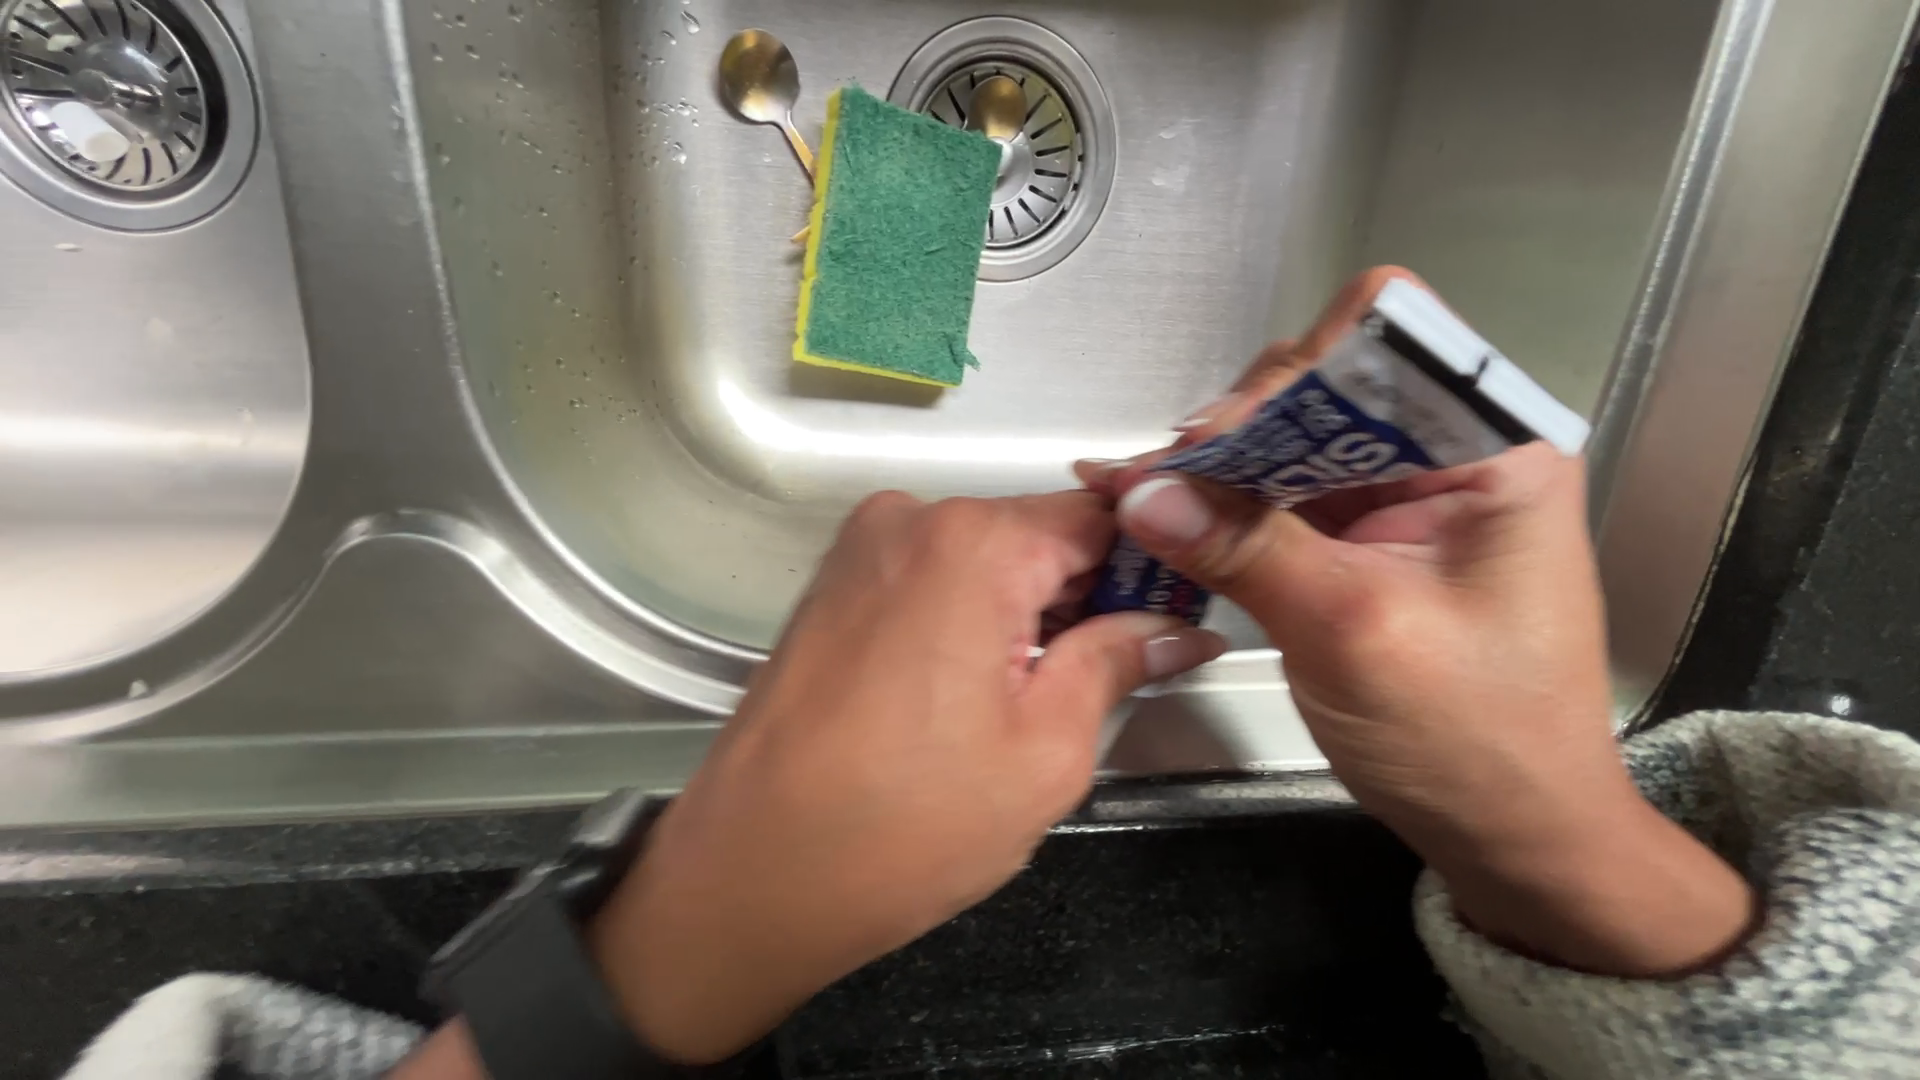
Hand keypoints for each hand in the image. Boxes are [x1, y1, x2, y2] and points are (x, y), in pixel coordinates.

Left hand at [586, 491, 1224, 1061]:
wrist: (751, 871)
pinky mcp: (834, 582)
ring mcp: (862, 546)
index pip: (1101, 519)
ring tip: (1027, 696)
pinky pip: (930, 575)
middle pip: (1036, 534)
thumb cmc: (906, 822)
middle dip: (1083, 596)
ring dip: (1024, 609)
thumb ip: (1117, 662)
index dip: (1147, 569)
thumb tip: (1179, 628)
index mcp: (974, 542)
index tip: (1169, 621)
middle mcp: (911, 518)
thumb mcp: (1046, 750)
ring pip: (983, 557)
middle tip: (1108, 675)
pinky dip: (968, 613)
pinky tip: (967, 686)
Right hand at [1079, 267, 1752, 976]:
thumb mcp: (1354, 635)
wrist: (1507, 830)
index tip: (1209, 444)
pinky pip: (1271, 494)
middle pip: (1316, 384)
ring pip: (1281, 438)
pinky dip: (1214, 503)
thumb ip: (1248, 551)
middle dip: (1231, 427)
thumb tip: (1141, 493)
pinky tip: (1158, 512)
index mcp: (1487, 449)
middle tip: (1158, 480)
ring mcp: (1390, 494)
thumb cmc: (1472, 740)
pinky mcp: (1351, 536)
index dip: (1287, 378)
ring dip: (1210, 466)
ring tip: (1143, 497)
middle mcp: (1440, 452)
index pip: (1381, 342)